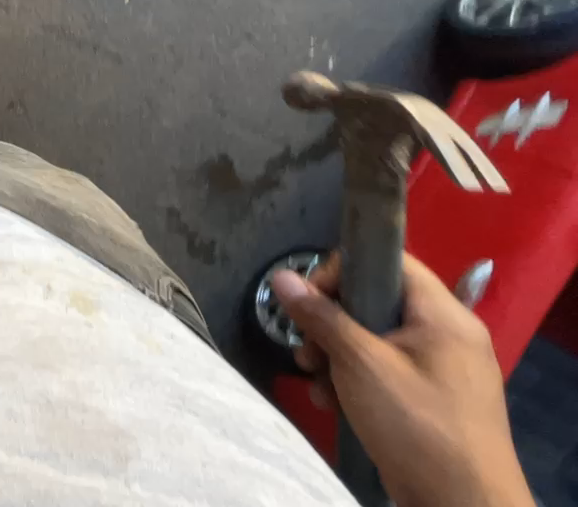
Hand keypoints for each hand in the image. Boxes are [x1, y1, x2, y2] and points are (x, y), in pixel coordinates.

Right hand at [270, 253, 531, 506]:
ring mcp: (437, 366)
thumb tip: (281, 276)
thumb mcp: (359, 362)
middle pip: (370, 299)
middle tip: (306, 345)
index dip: (343, 268)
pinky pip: (377, 364)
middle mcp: (445, 335)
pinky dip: (348, 375)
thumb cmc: (416, 422)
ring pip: (366, 334)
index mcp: (443, 318)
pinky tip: (331, 397)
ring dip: (330, 351)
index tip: (310, 297)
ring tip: (313, 375)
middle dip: (327, 320)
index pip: (389, 261)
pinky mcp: (426, 392)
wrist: (462, 504)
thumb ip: (320, 315)